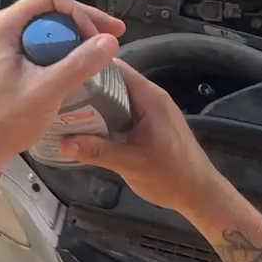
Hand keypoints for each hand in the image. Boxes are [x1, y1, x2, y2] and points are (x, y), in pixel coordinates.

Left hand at [0, 0, 124, 174]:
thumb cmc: (5, 119)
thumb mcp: (46, 90)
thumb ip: (79, 64)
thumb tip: (110, 41)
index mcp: (4, 26)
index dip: (80, 12)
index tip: (98, 36)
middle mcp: (2, 29)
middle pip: (49, 11)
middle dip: (83, 22)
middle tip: (113, 36)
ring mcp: (3, 46)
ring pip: (47, 29)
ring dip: (75, 37)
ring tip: (101, 51)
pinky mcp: (7, 63)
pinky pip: (40, 46)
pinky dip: (62, 51)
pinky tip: (80, 65)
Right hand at [57, 62, 230, 216]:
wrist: (200, 194)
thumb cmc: (171, 176)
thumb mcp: (130, 164)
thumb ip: (97, 151)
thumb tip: (62, 142)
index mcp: (150, 98)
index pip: (117, 67)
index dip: (91, 66)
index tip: (66, 72)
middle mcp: (151, 98)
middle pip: (115, 81)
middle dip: (88, 87)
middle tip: (60, 95)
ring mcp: (152, 111)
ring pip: (118, 98)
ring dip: (96, 103)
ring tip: (67, 109)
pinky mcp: (151, 124)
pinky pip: (124, 112)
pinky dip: (106, 116)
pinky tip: (87, 127)